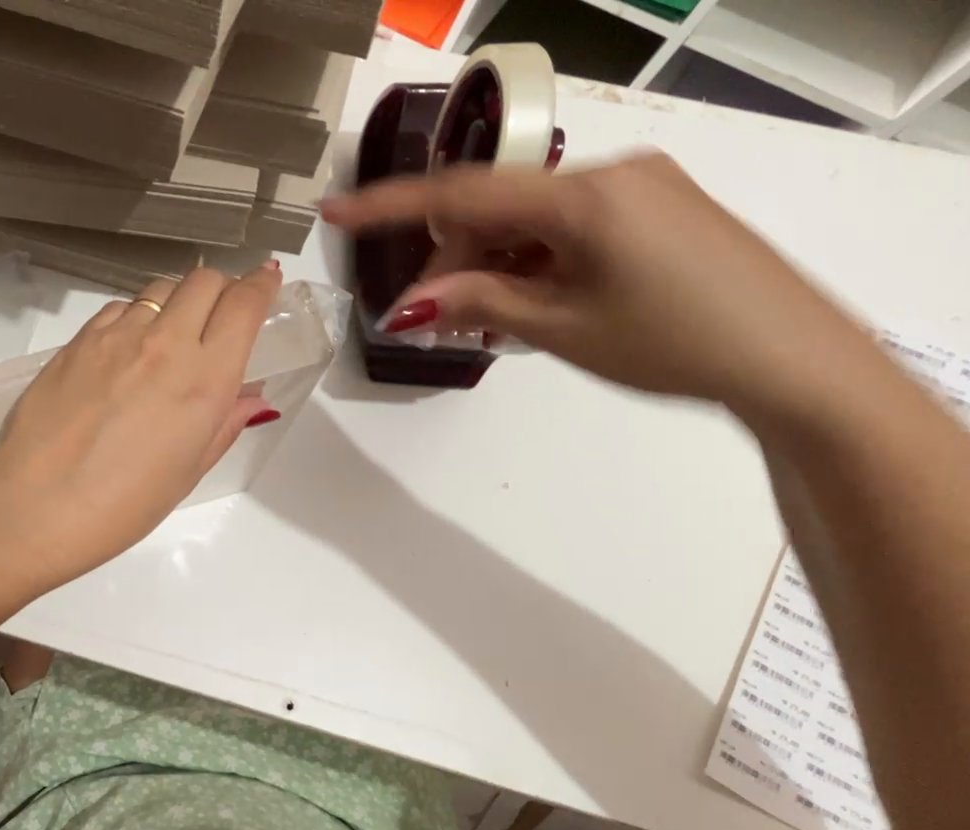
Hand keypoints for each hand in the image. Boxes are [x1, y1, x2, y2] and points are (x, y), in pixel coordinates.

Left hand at [0, 265, 284, 600]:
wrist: (31, 512)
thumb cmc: (118, 510)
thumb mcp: (184, 476)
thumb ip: (222, 426)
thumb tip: (249, 397)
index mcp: (203, 381)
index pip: (244, 304)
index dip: (261, 286)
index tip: (265, 284)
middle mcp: (163, 345)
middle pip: (203, 281)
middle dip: (219, 289)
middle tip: (217, 316)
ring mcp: (113, 338)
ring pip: (157, 291)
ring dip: (173, 304)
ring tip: (165, 341)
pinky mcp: (74, 344)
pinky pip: (115, 311)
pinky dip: (131, 320)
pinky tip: (121, 355)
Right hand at [321, 154, 882, 418]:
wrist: (794, 358)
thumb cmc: (675, 342)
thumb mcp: (559, 327)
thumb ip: (477, 303)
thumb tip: (409, 305)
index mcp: (585, 196)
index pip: (463, 194)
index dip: (390, 207)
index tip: (334, 213)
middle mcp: (612, 174)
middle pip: (493, 209)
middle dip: (452, 261)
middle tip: (426, 322)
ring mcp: (638, 188)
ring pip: (527, 220)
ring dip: (490, 266)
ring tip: (481, 325)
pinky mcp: (655, 208)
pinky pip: (564, 225)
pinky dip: (530, 261)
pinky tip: (526, 304)